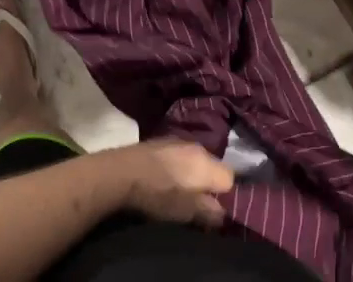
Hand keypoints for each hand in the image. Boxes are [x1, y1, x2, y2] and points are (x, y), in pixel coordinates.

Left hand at [104, 139, 234, 226]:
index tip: (218, 209)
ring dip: (193, 175)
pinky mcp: (160, 141)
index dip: (228, 196)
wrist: (120, 172)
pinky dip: (179, 167)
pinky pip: (179, 156)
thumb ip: (210, 212)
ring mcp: (176, 141)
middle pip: (213, 167)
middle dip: (210, 184)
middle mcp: (196, 147)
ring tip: (182, 191)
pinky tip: (166, 179)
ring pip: (196, 161)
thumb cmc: (158, 194)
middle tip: (200, 203)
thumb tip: (222, 212)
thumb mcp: (187, 211)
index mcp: (207, 162)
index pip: (231, 178)